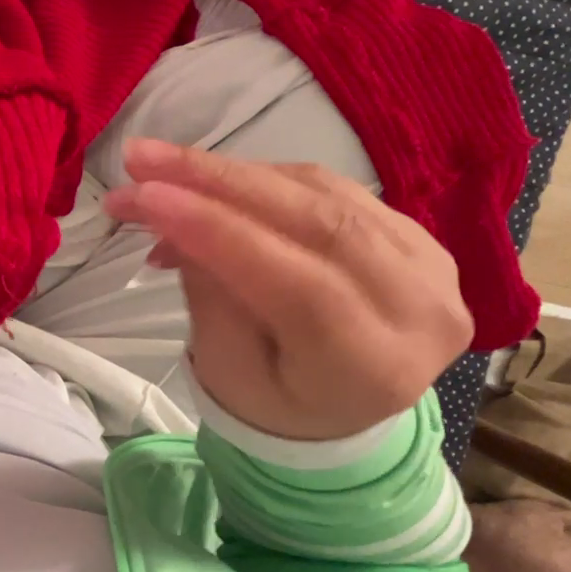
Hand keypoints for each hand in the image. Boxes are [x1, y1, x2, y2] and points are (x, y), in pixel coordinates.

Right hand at [104, 140, 471, 440]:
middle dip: (216, 183)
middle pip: (317, 223)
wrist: (339, 411)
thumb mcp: (226, 369)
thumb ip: (211, 297)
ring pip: (322, 193)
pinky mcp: (417, 234)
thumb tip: (175, 220)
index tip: (143, 197)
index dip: (217, 232)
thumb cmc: (271, 401)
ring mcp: (431, 264)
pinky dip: (260, 179)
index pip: (297, 284)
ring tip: (159, 167)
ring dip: (230, 172)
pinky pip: (332, 188)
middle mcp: (420, 309)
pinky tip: (209, 181)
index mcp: (373, 367)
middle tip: (139, 159)